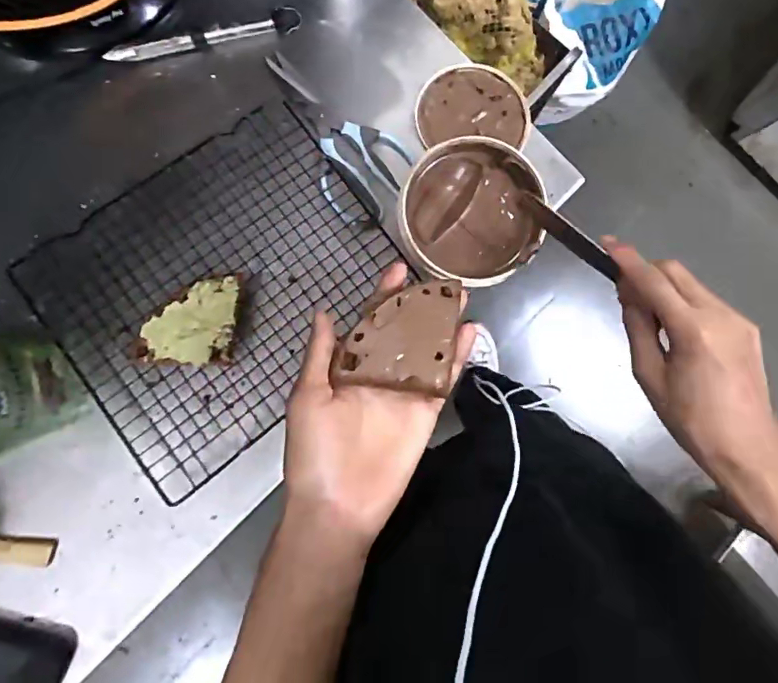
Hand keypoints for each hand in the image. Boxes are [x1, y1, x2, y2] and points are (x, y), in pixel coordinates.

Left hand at [283, 262, 476, 546]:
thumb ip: (321, 354)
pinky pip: (445, 379)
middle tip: (438, 280)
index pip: (370, 322)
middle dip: (420, 304)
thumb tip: (324, 312)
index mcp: (350, 366)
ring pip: (429, 349)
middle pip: (404, 330)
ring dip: (443, 324)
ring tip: (458, 297)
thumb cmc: (314, 450)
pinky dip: (459, 357)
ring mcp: (406, 391)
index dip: (384, 295)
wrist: (337, 507)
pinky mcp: (426, 411)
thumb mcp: (307, 395)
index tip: (398, 269)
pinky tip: (470, 333)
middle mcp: (380, 373)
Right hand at [605, 238, 777, 515]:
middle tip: (625, 295)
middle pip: (674, 271)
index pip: (653, 281)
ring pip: (690, 284)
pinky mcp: (746, 327)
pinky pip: (706, 301)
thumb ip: (638, 328)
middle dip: (646, 272)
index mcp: (693, 330)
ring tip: (651, 320)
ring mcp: (737, 318)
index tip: (607, 243)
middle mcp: (719, 314)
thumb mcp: (650, 378)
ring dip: (665, 289)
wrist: (750, 449)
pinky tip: (678, 332)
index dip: (627, 260)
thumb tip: (629, 295)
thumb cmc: (693, 422)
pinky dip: (684, 303)